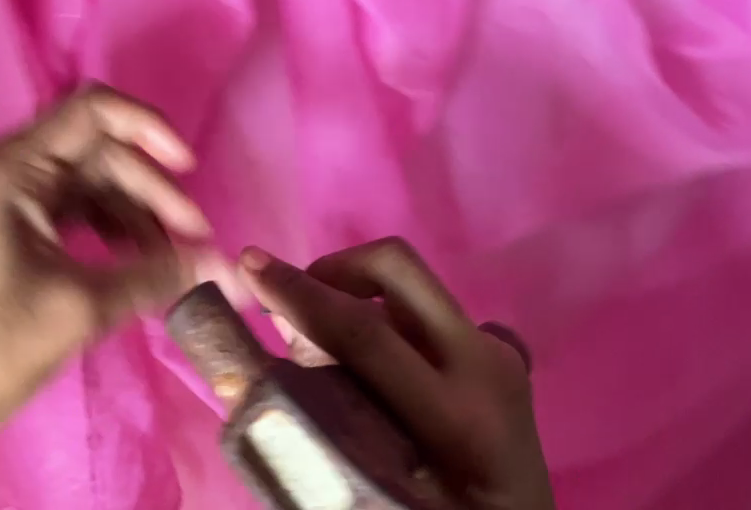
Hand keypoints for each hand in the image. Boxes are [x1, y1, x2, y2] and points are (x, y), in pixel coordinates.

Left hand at [0, 86, 214, 509]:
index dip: (148, 128)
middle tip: (194, 237)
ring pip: (87, 183)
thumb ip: (154, 276)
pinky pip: (69, 211)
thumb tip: (222, 266)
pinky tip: (134, 262)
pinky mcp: (6, 230)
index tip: (188, 168)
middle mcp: (6, 169)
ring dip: (132, 213)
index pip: (93, 111)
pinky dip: (106, 230)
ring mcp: (4, 199)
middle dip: (149, 188)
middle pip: (96, 151)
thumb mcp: (77, 309)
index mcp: (12, 167)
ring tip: (169, 258)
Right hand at [240, 238, 554, 509]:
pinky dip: (381, 315)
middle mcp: (484, 367)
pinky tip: (364, 359)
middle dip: (332, 268)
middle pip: (397, 268)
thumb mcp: (378, 496)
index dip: (300, 294)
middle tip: (291, 300)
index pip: (365, 332)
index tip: (250, 264)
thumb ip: (328, 425)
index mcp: (458, 417)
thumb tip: (264, 359)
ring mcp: (497, 352)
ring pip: (408, 282)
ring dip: (354, 291)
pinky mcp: (500, 351)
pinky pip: (423, 310)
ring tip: (320, 335)